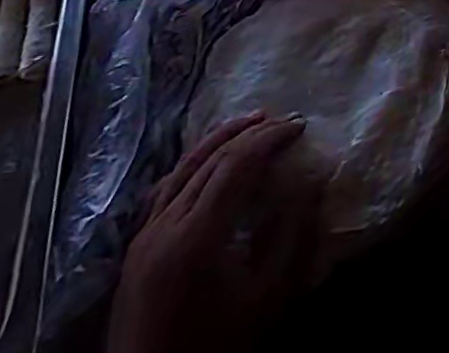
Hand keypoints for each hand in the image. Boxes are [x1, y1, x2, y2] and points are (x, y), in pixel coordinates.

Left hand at [107, 111, 317, 352]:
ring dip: (221, 138)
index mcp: (197, 237)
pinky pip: (166, 187)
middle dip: (251, 133)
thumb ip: (290, 240)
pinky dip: (193, 162)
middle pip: (211, 160)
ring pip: (184, 166)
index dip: (270, 139)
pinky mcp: (137, 242)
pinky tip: (208, 157)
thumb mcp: (265, 301)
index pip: (237, 166)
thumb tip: (311, 184)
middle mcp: (166, 223)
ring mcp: (146, 231)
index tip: (299, 125)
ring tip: (253, 120)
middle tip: (285, 119)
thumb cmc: (215, 348)